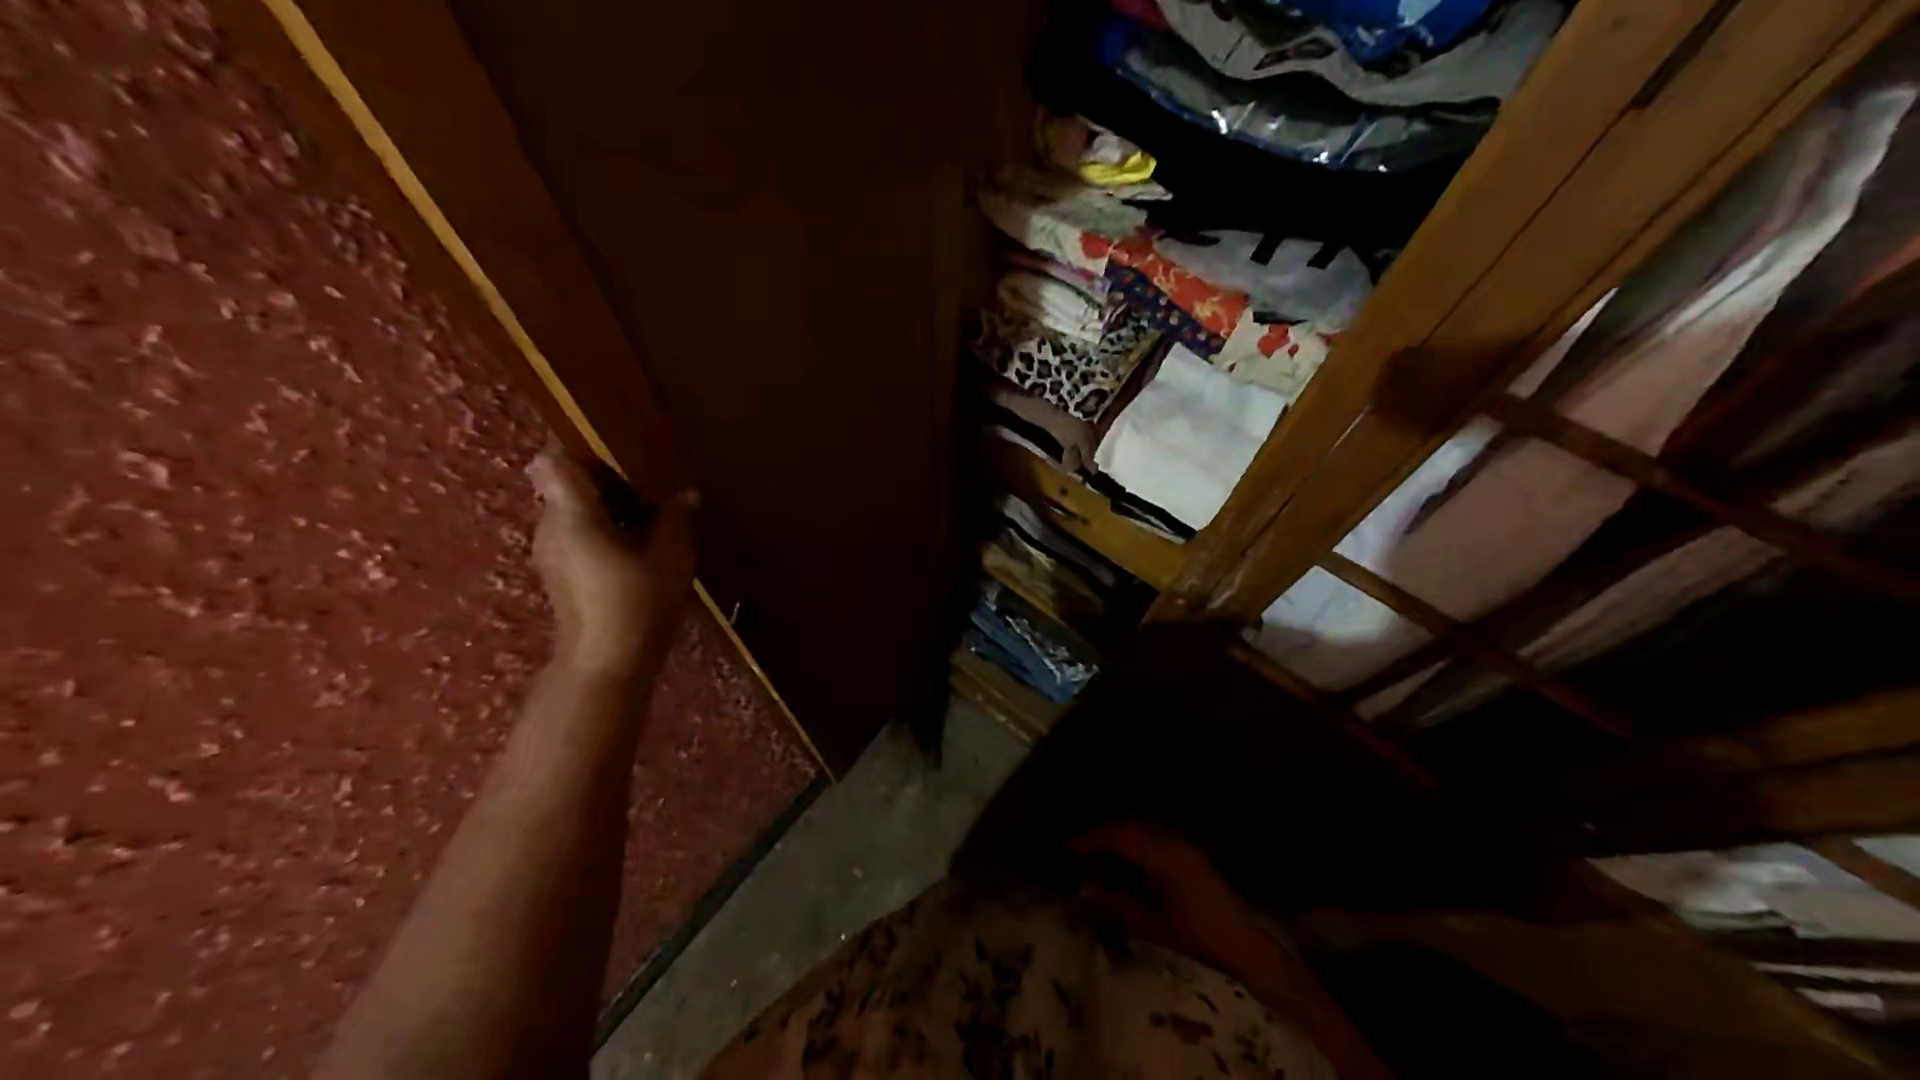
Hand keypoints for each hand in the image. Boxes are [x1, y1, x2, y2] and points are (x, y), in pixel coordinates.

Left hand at [527, 446, 696, 673]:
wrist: (606, 664)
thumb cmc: (637, 603)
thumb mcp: (672, 557)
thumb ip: (677, 518)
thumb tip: (687, 494)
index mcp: (572, 515)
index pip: (552, 462)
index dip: (579, 453)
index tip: (616, 460)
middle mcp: (550, 528)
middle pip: (564, 485)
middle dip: (602, 482)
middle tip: (646, 492)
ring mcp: (549, 554)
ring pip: (569, 512)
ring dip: (603, 510)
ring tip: (647, 523)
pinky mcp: (557, 575)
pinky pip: (574, 536)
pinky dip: (599, 533)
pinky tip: (635, 553)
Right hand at [1072, 819, 1264, 971]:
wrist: (1245, 948)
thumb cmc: (1199, 941)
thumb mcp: (1152, 926)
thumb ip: (1116, 906)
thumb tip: (1081, 895)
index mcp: (1166, 857)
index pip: (1121, 836)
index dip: (1091, 839)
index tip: (1068, 848)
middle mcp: (1176, 842)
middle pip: (1131, 823)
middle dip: (1103, 833)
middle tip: (1080, 850)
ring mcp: (1186, 845)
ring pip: (1144, 826)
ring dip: (1120, 835)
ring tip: (1099, 855)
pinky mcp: (1191, 853)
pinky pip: (1157, 835)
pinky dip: (1136, 841)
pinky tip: (1127, 862)